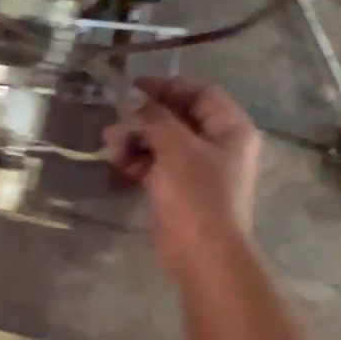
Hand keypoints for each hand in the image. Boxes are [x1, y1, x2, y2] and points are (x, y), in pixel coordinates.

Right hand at [104, 76, 262, 275]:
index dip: (167, 86)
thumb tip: (134, 104)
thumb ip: (155, 119)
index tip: (133, 86)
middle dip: (145, 118)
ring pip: (164, 143)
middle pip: (179, 118)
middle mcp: (219, 145)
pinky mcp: (180, 191)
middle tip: (115, 121)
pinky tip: (116, 162)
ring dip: (136, 140)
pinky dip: (137, 161)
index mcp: (231, 129)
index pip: (200, 93)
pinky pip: (157, 166)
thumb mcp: (177, 149)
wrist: (202, 253)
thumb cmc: (197, 196)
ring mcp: (199, 170)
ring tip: (109, 145)